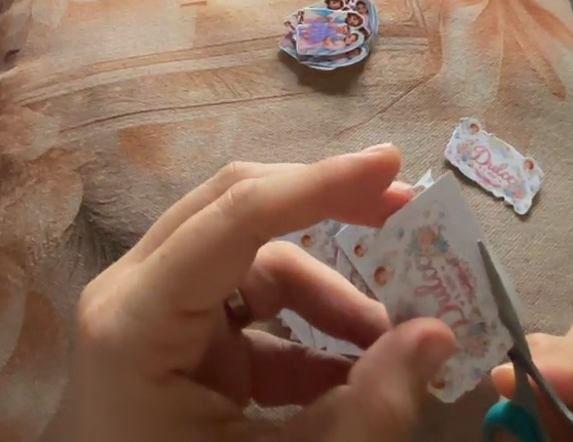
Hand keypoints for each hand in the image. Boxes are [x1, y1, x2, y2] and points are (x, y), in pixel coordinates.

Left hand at [71, 145, 457, 440]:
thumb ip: (367, 410)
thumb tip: (439, 334)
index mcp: (135, 320)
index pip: (236, 215)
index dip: (319, 183)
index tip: (391, 162)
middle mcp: (133, 294)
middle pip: (237, 210)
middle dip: (325, 208)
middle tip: (402, 206)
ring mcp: (151, 311)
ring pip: (250, 258)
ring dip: (325, 293)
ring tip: (390, 341)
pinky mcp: (174, 337)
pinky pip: (247, 305)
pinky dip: (305, 329)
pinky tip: (353, 369)